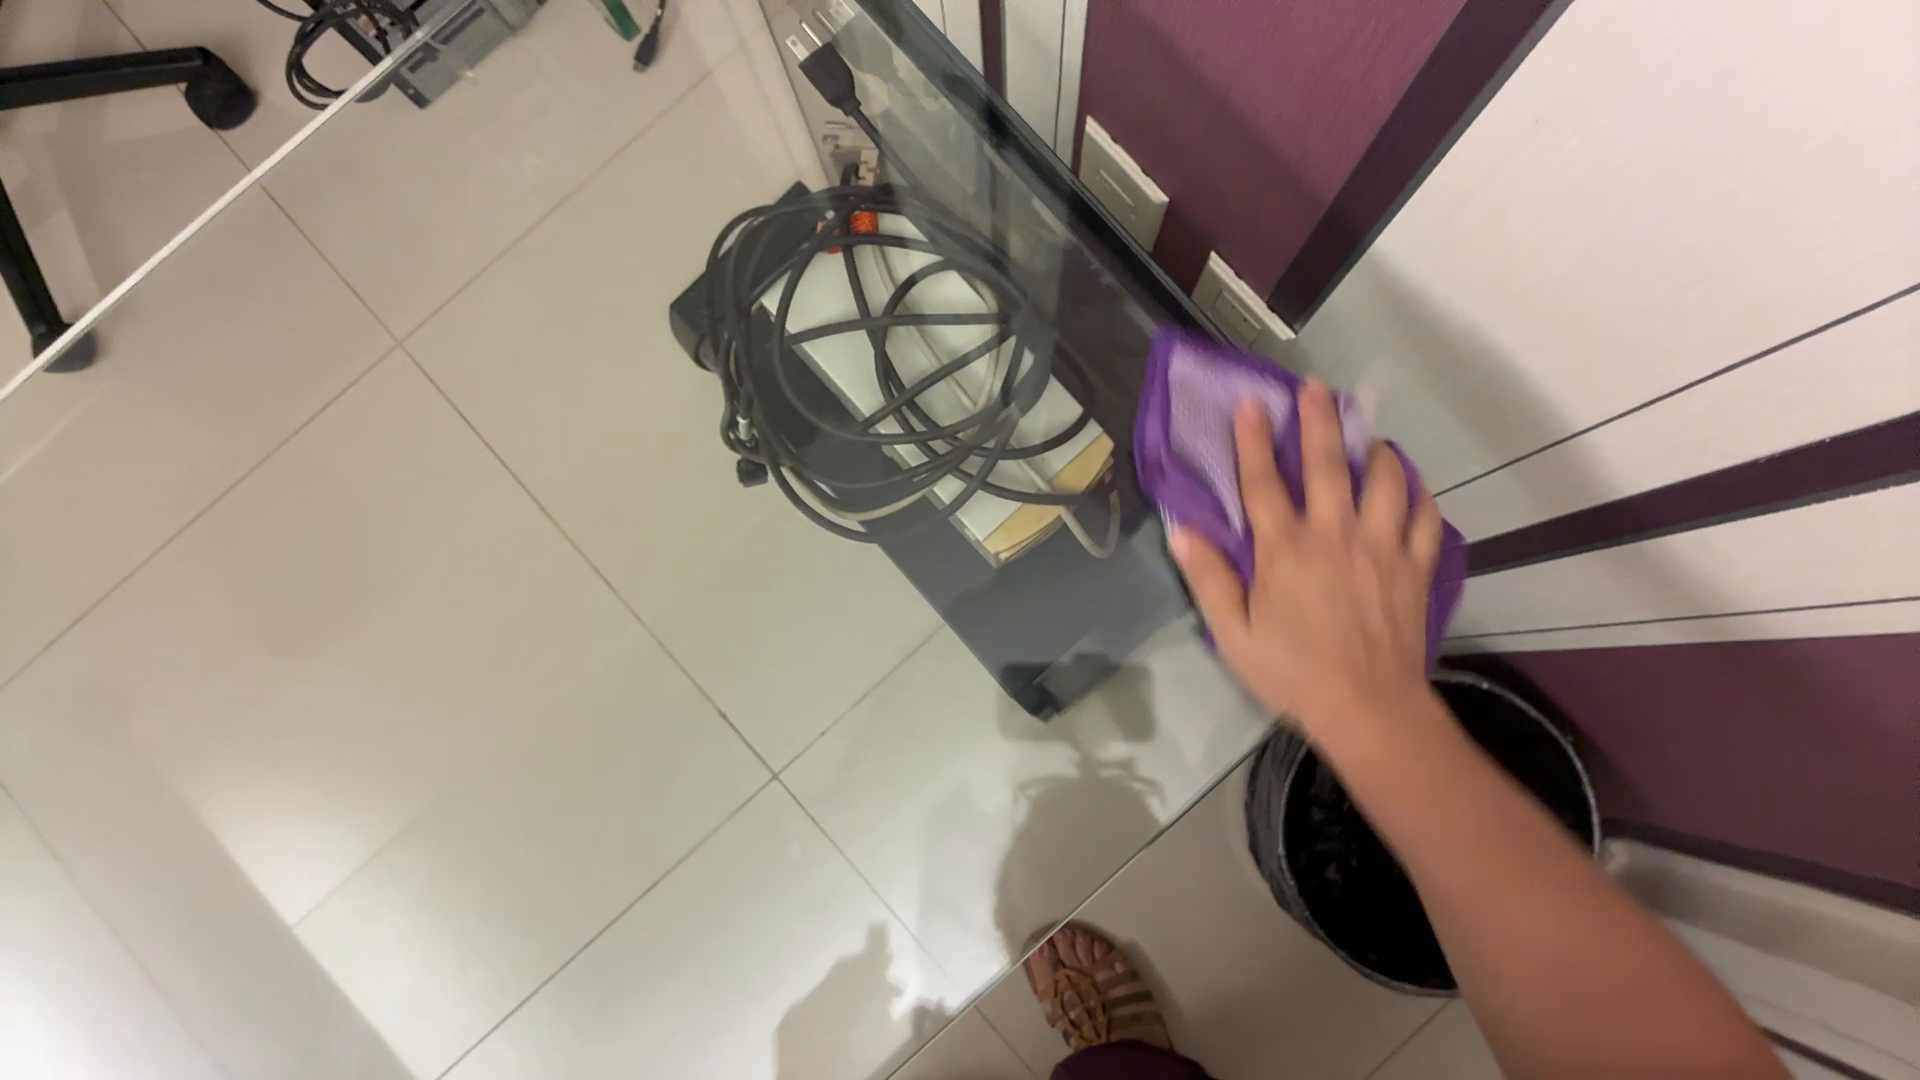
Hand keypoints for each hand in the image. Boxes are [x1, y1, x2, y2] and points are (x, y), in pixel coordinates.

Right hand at [1169, 379, 1445, 742]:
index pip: (1262, 481)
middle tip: (1318, 388)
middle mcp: (1335, 534)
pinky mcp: (1416, 567)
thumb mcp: (1232, 632)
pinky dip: (1419, 495)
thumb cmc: (1291, 672)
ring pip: (1387, 480)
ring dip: (1376, 450)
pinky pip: (1426, 517)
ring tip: (1369, 438)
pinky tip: (1410, 488)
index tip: (1252, 402)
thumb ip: (1209, 577)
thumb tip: (1181, 530)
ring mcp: (1383, 547)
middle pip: (1328, 463)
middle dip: (1320, 420)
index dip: (1253, 438)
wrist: (1368, 709)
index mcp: (1285, 549)